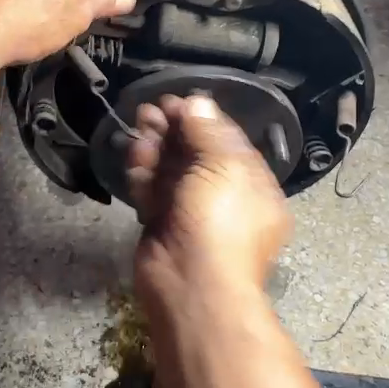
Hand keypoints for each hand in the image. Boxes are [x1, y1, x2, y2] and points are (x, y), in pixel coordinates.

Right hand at [126, 95, 291, 300]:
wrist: (192, 286)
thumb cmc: (221, 223)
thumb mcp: (225, 167)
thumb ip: (209, 131)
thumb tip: (197, 103)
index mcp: (253, 186)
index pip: (227, 141)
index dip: (201, 119)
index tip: (176, 101)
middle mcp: (225, 197)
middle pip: (195, 153)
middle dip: (172, 130)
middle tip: (148, 111)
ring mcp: (192, 212)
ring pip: (171, 170)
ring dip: (154, 148)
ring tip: (139, 129)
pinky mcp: (162, 224)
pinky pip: (153, 191)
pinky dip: (143, 174)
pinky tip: (135, 158)